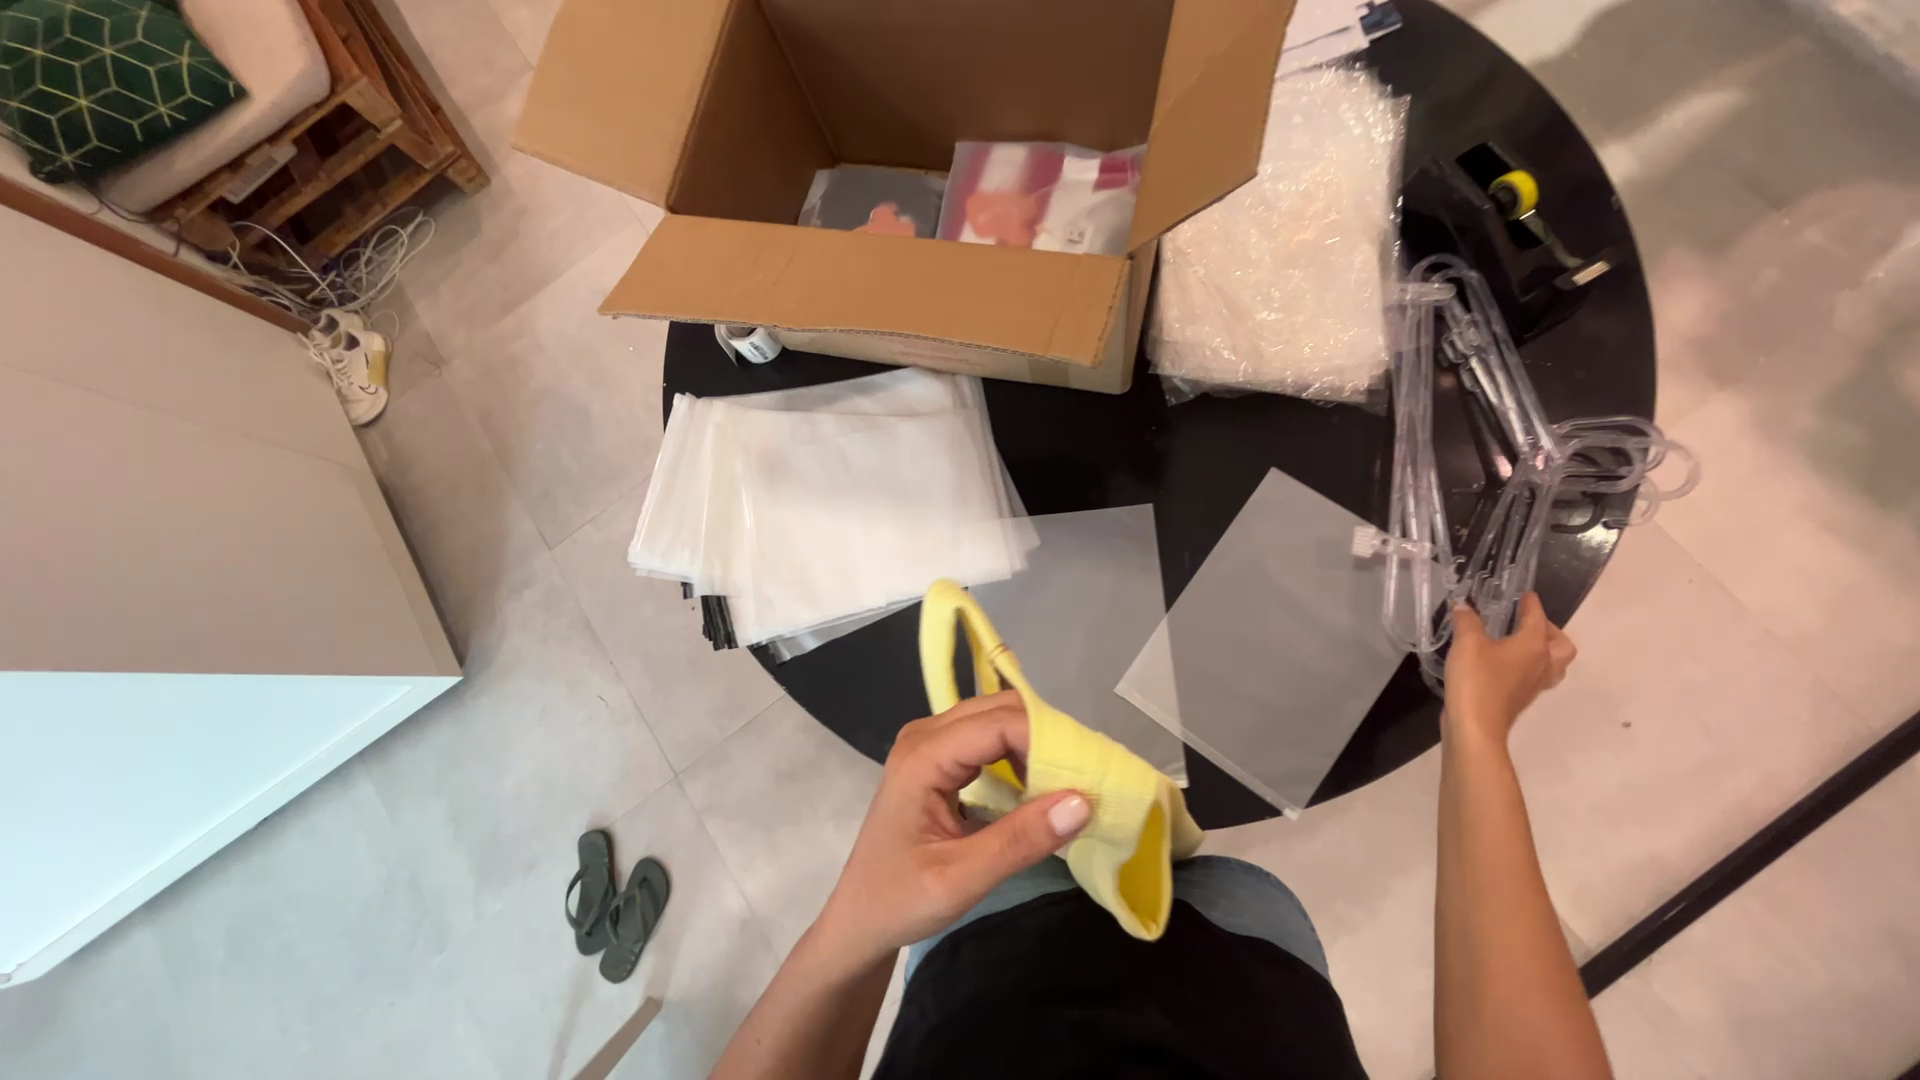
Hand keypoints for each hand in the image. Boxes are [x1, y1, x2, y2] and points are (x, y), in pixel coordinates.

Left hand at [812, 691, 1089, 967]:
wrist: (858, 920)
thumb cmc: (899, 901)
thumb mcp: (961, 880)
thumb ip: (1020, 840)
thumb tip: (1083, 802)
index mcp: (923, 757)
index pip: (999, 723)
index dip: (1047, 742)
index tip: (1087, 777)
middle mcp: (925, 735)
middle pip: (999, 710)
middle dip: (1046, 738)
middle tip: (1085, 780)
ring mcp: (929, 744)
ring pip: (996, 719)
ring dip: (1035, 745)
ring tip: (1067, 787)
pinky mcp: (938, 759)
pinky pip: (987, 738)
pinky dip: (1019, 755)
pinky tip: (1038, 790)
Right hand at [1444, 593, 1576, 742]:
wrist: (1476, 724)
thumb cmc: (1476, 679)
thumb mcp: (1467, 642)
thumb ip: (1466, 621)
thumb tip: (1464, 607)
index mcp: (1533, 646)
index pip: (1538, 619)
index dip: (1532, 605)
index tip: (1527, 595)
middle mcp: (1542, 664)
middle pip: (1562, 645)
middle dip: (1551, 631)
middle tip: (1530, 623)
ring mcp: (1535, 684)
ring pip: (1555, 665)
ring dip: (1546, 651)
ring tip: (1524, 644)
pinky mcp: (1522, 698)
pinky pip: (1538, 677)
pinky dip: (1531, 666)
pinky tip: (1508, 665)